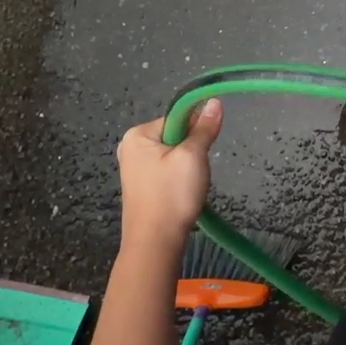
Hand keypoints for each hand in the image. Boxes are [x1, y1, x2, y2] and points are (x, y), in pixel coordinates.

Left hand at [116, 100, 222, 256]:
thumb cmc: (172, 194)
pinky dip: (179, 177)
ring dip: (188, 165)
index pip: (178, 117)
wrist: (156, 242)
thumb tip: (214, 101)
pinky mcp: (142, 185)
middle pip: (176, 134)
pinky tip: (182, 191)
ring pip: (174, 153)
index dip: (196, 129)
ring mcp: (135, 168)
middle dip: (192, 149)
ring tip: (188, 183)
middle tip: (194, 169)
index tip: (203, 148)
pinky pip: (168, 169)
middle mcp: (131, 148)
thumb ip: (204, 127)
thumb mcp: (193, 156)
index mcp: (137, 135)